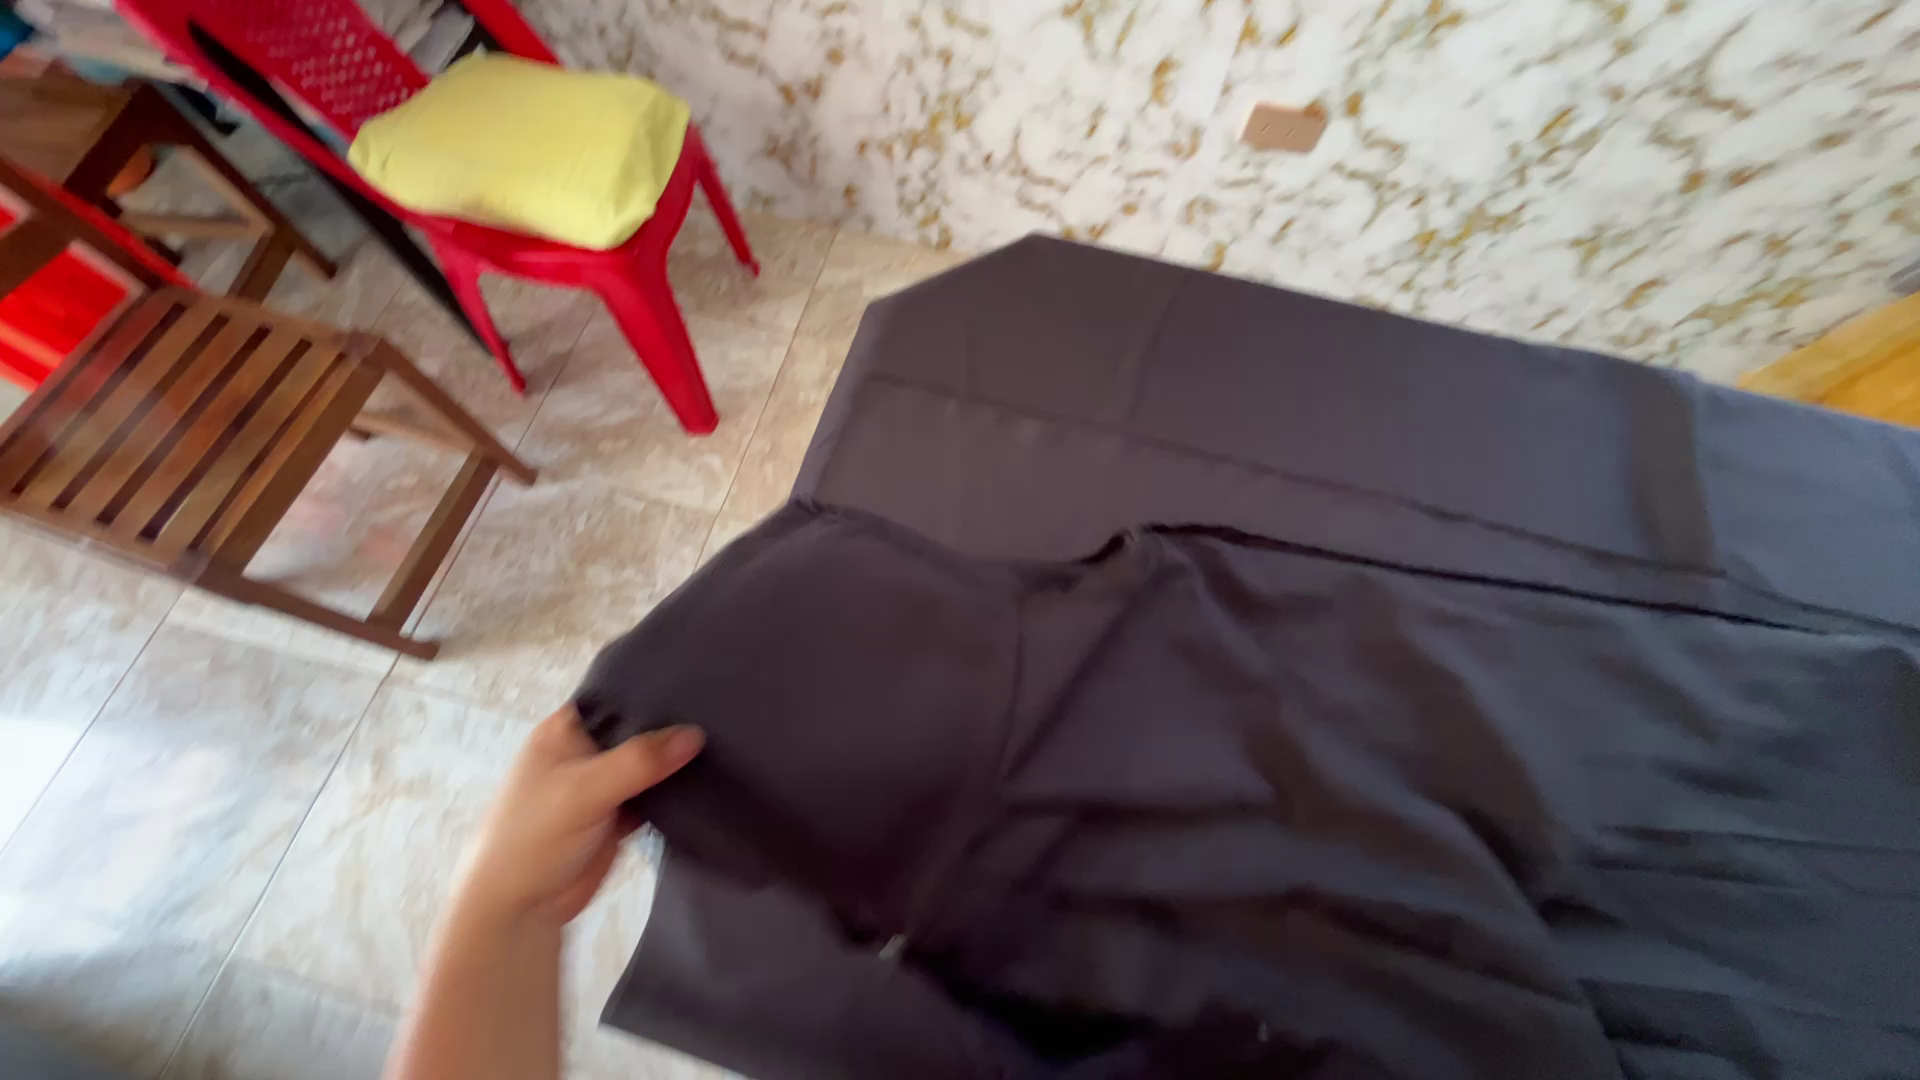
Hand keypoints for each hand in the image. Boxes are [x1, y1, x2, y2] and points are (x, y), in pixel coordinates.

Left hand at [454, 705, 703, 927]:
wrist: (521, 913)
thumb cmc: (530, 841)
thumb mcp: (582, 791)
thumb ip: (638, 761)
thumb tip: (694, 735)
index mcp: (566, 731)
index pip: (617, 694)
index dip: (654, 688)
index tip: (700, 679)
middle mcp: (588, 751)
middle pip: (641, 727)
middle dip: (674, 725)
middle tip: (721, 709)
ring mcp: (606, 783)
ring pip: (653, 761)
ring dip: (678, 760)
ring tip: (725, 740)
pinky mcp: (622, 812)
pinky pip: (659, 792)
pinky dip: (678, 789)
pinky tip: (711, 776)